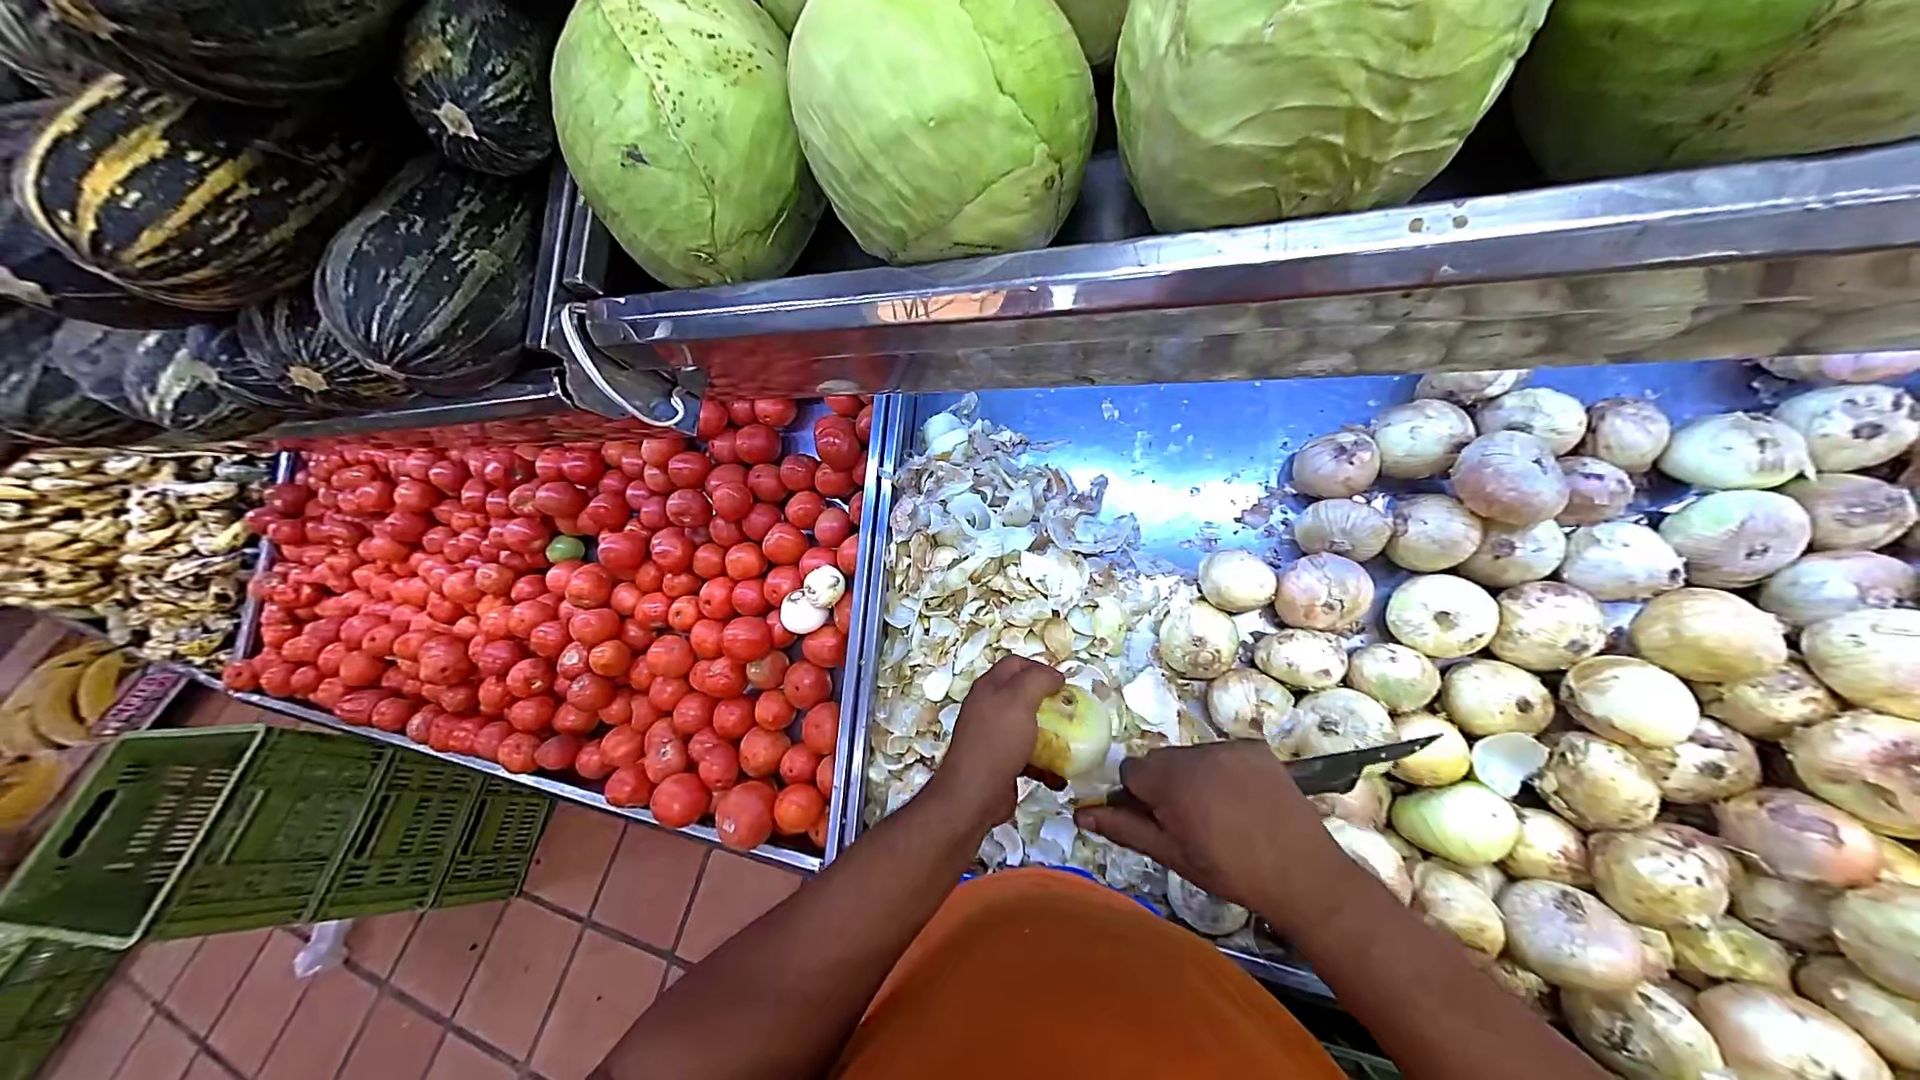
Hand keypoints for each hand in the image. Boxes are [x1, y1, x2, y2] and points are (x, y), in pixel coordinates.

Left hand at [924, 656, 1061, 832]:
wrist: (976, 793)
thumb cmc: (997, 741)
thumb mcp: (1019, 700)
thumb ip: (1037, 680)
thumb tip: (1054, 676)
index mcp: (989, 687)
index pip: (1015, 664)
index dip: (1039, 667)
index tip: (1062, 683)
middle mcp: (988, 707)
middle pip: (1022, 694)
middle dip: (1047, 701)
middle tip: (1067, 710)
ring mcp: (993, 736)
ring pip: (1027, 727)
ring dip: (1049, 735)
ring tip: (1068, 742)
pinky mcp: (1000, 762)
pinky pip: (1027, 756)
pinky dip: (1044, 764)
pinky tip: (1057, 775)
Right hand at [1074, 741, 1352, 933]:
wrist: (1305, 875)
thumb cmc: (1230, 871)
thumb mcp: (1172, 855)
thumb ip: (1124, 828)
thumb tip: (1081, 814)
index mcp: (1170, 781)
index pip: (1131, 771)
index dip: (1140, 797)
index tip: (1161, 820)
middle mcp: (1195, 753)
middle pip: (1161, 760)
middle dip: (1166, 784)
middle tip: (1191, 820)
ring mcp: (1228, 746)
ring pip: (1191, 755)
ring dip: (1194, 775)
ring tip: (1221, 811)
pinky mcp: (1255, 746)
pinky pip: (1222, 751)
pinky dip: (1224, 769)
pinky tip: (1243, 798)